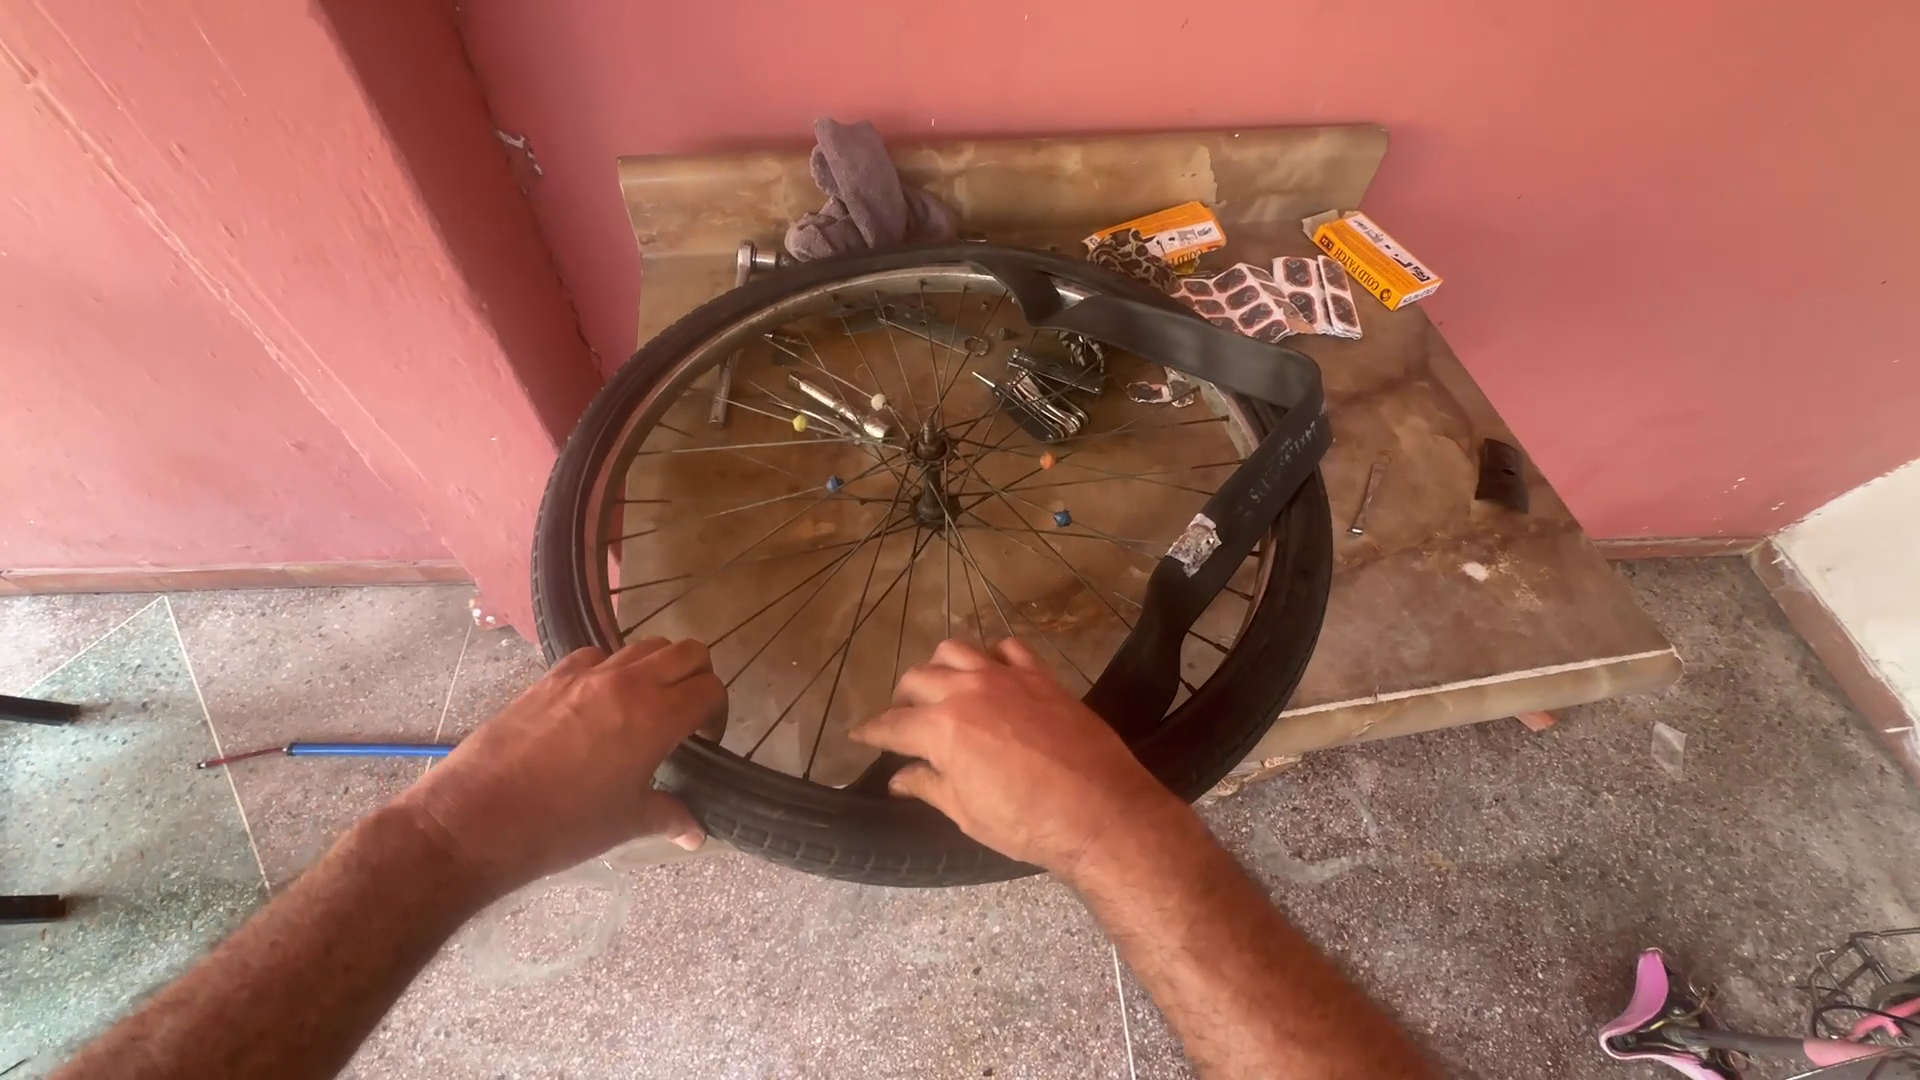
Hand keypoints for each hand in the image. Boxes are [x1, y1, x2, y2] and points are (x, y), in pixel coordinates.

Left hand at [395, 638, 725, 893]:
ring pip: (646, 646)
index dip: (718, 712)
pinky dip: (612, 669)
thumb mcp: (624, 824)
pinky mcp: (552, 676)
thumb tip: (697, 833)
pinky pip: (599, 654)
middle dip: (699, 678)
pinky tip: (600, 701)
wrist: (473, 822)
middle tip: (686, 712)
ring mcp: (588, 674)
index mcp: (657, 718)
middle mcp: (630, 684)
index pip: (711, 690)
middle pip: (689, 652)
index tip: (705, 739)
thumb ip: (669, 817)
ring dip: (659, 668)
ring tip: (646, 704)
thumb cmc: (560, 828)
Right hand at [849, 638, 1183, 879]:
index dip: (871, 731)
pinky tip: (992, 672)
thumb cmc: (1027, 823)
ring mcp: (1004, 676)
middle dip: (903, 699)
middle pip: (917, 679)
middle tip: (905, 719)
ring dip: (940, 666)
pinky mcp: (1039, 673)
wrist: (1099, 810)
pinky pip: (1007, 647)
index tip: (859, 734)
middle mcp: (966, 690)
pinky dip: (992, 655)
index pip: (892, 724)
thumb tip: (899, 777)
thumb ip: (928, 786)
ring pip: (955, 649)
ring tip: (943, 687)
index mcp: (941, 729)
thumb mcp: (967, 813)